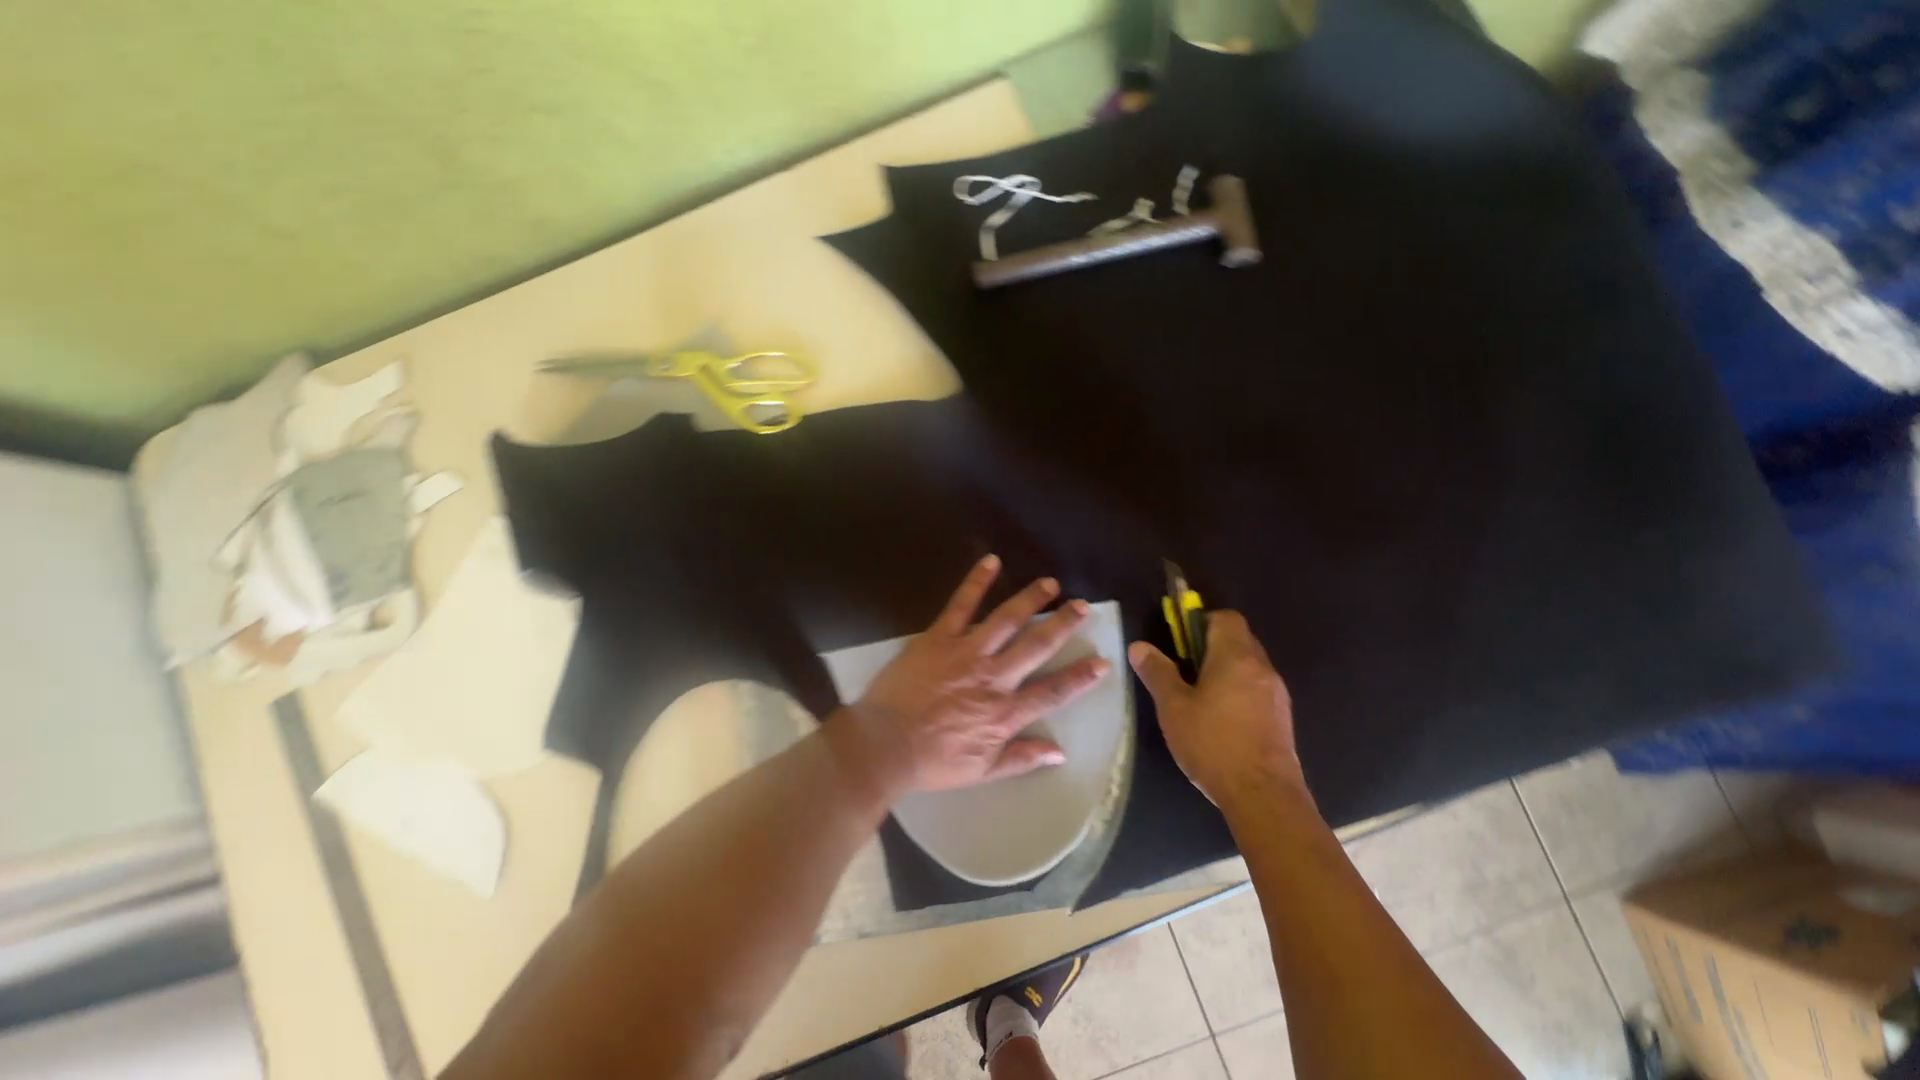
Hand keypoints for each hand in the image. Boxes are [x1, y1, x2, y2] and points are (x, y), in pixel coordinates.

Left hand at [840, 555, 1111, 797]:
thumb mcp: (982, 771)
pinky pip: (961, 605)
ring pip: (1006, 619)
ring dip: (1030, 599)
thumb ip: (1021, 759)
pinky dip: (977, 581)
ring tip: (1050, 584)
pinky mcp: (938, 637)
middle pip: (1036, 646)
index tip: (1102, 662)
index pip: (1052, 692)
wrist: (885, 745)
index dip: (1080, 677)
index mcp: (1005, 712)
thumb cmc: (933, 762)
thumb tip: (1059, 753)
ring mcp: (966, 652)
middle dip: (1062, 625)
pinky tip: (992, 561)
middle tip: (1083, 607)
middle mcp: (994, 677)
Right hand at [1128, 612, 1307, 810]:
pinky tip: (1222, 722)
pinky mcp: (1282, 718)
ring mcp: (1276, 693)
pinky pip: (1258, 690)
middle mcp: (1262, 667)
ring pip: (1249, 666)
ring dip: (1226, 672)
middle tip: (1184, 672)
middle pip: (1239, 639)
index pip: (1225, 617)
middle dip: (1211, 647)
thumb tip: (1140, 646)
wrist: (1263, 794)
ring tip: (1200, 699)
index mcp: (1235, 656)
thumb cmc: (1213, 744)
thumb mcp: (1174, 708)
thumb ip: (1158, 673)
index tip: (1180, 643)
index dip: (1200, 622)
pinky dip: (1240, 694)